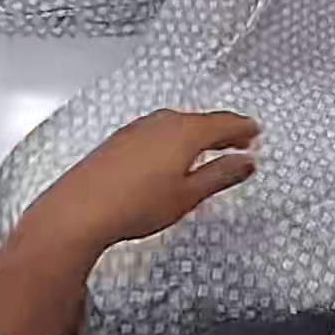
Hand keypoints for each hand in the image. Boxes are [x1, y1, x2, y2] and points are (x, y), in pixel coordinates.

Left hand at [9, 109, 261, 261]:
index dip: (244, 129)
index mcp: (186, 131)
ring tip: (210, 150)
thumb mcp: (189, 195)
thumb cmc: (135, 205)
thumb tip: (246, 163)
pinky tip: (173, 157)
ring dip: (200, 135)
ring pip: (180, 125)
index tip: (256, 134)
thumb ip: (222, 175)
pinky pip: (160, 131)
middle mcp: (163, 122)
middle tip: (240, 142)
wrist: (77, 212)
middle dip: (224, 132)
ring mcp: (139, 128)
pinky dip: (176, 139)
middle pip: (203, 121)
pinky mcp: (121, 139)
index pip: (225, 123)